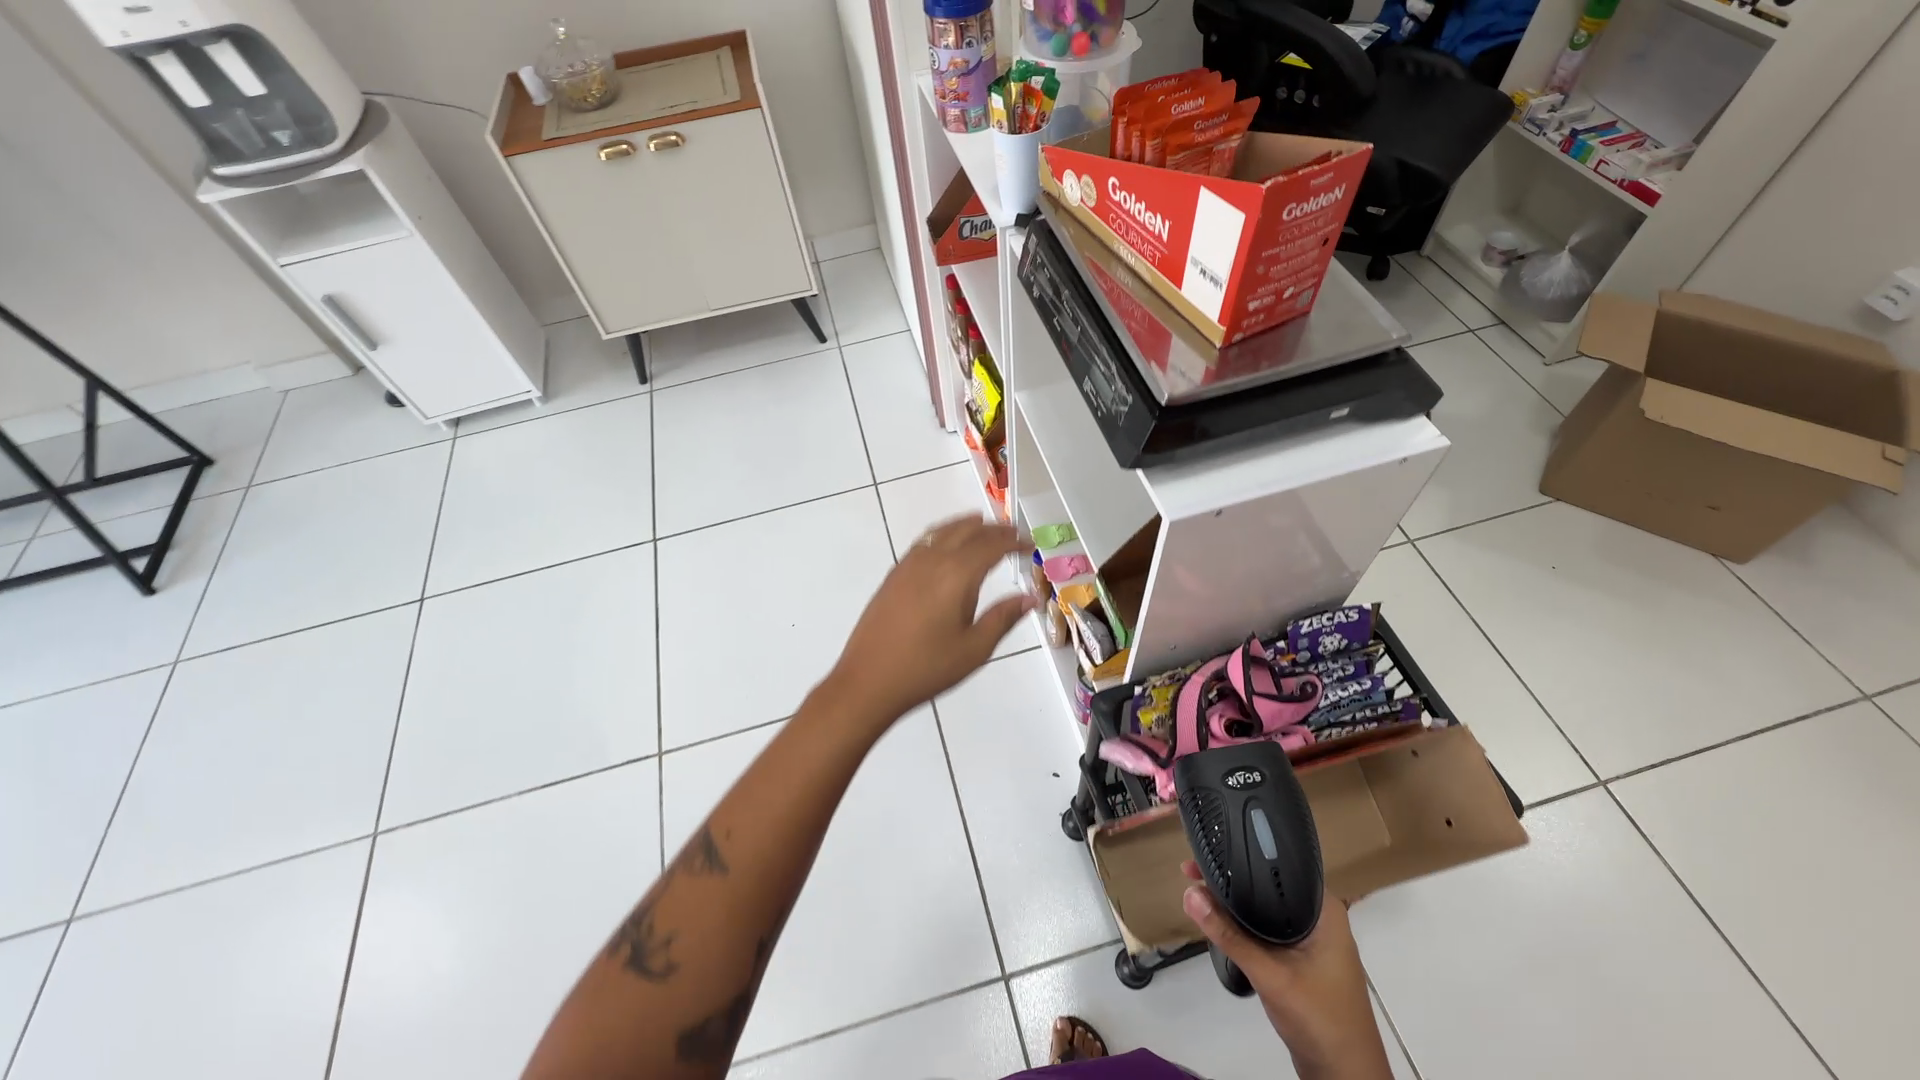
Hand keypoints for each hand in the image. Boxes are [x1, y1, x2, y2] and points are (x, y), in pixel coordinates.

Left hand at [820, 516, 1036, 728]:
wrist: (869, 680)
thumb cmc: (927, 668)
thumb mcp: (974, 648)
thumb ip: (1003, 618)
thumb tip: (1030, 598)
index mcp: (956, 575)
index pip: (991, 546)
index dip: (1012, 542)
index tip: (1029, 543)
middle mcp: (932, 561)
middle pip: (966, 532)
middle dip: (992, 529)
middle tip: (1012, 531)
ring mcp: (908, 566)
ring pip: (941, 532)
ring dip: (965, 526)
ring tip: (982, 525)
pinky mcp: (893, 576)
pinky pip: (923, 543)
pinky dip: (942, 535)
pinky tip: (945, 547)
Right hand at [1181, 862, 1393, 1079]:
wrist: (1345, 1075)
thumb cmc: (1319, 1018)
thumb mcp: (1269, 974)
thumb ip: (1229, 935)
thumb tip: (1189, 894)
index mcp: (1325, 911)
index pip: (1281, 867)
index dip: (1243, 854)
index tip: (1207, 847)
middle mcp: (1320, 918)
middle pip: (1270, 886)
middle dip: (1232, 878)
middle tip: (1190, 870)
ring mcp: (1311, 941)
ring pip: (1267, 910)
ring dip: (1236, 903)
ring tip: (1197, 890)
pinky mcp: (1301, 959)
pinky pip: (1268, 930)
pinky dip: (1244, 924)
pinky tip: (1220, 923)